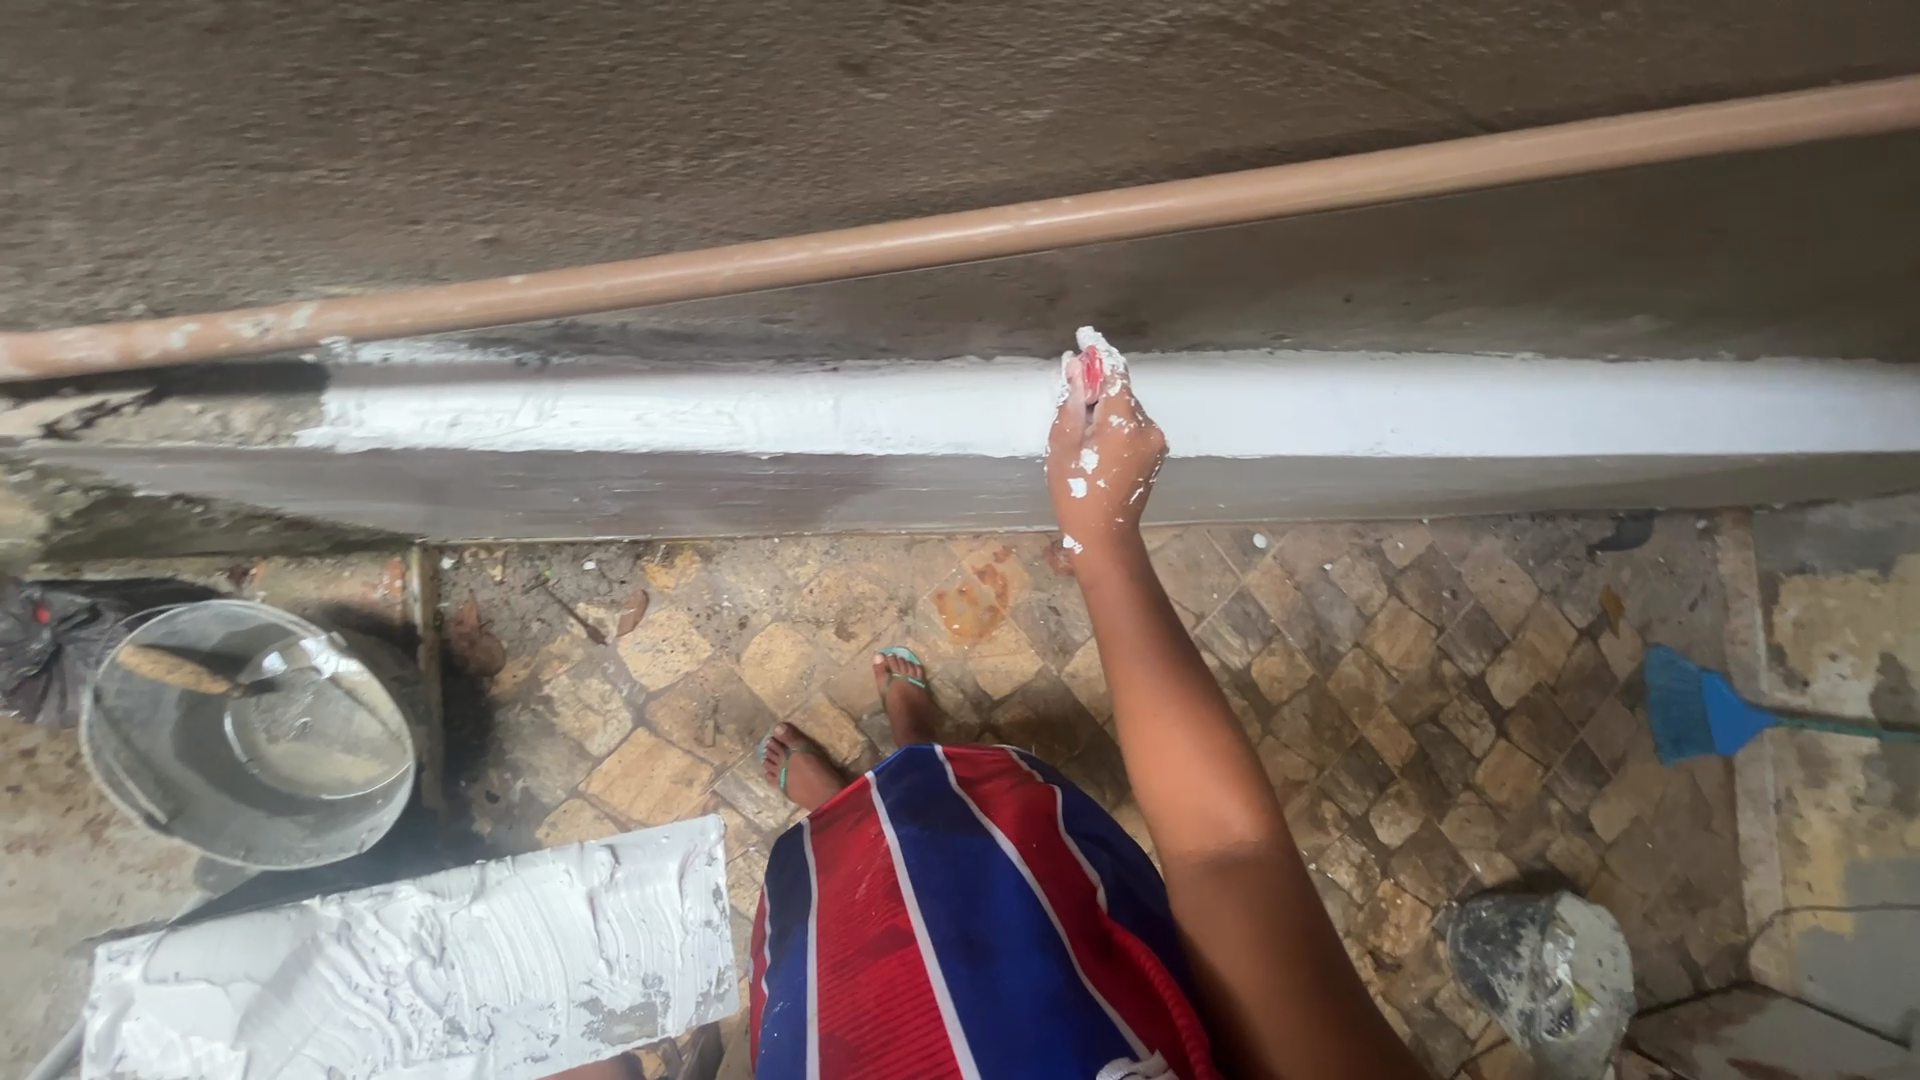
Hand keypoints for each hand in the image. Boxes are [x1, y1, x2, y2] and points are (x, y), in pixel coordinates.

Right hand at [1046, 355, 1166, 556]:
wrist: (1104, 535)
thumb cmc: (1076, 494)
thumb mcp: (1064, 445)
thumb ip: (1072, 401)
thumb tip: (1075, 366)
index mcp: (1124, 424)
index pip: (1115, 374)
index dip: (1099, 352)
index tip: (1084, 335)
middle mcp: (1148, 427)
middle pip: (1120, 393)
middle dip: (1097, 392)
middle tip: (1071, 406)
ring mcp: (1156, 441)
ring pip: (1126, 410)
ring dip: (1105, 412)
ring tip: (1082, 439)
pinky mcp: (1156, 452)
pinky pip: (1133, 427)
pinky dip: (1115, 426)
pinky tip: (1096, 447)